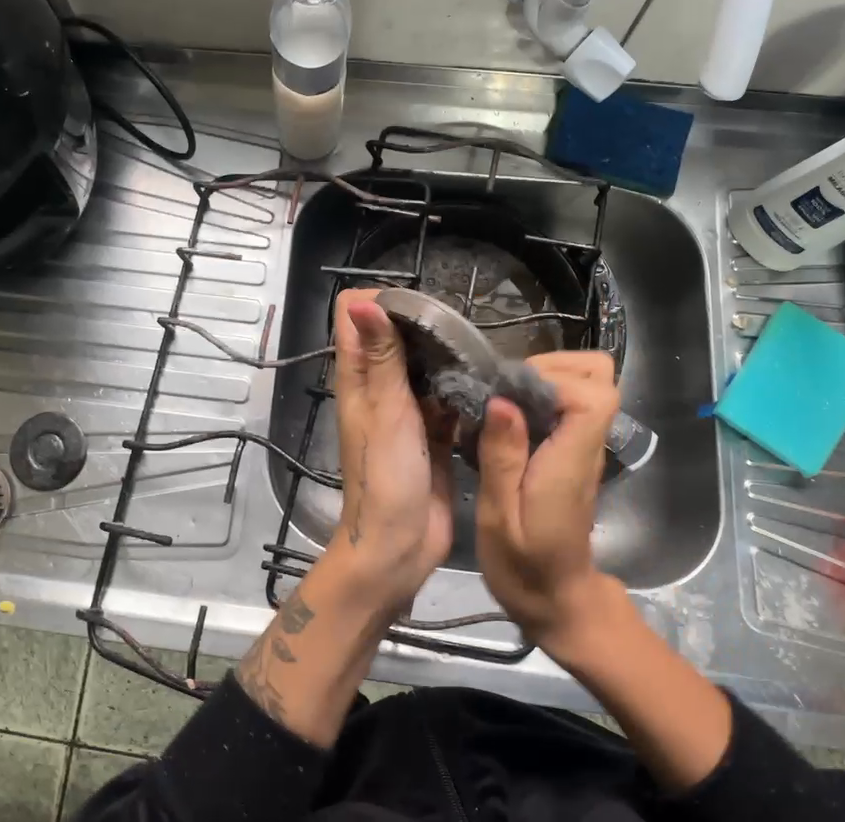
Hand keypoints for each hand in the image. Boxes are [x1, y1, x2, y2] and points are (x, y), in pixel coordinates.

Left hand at [330, 289, 456, 607]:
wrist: (400, 546)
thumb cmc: (386, 478)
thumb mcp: (385, 410)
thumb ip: (380, 357)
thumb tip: (363, 300)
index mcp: (357, 376)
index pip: (356, 313)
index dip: (383, 299)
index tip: (422, 306)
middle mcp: (379, 386)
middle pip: (396, 334)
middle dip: (425, 323)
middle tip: (463, 329)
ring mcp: (406, 409)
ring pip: (424, 363)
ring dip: (447, 354)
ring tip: (481, 351)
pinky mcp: (433, 431)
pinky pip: (447, 395)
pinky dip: (461, 386)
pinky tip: (488, 382)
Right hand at [474, 352, 636, 656]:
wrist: (557, 603)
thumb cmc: (523, 568)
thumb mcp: (499, 518)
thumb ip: (502, 458)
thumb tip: (502, 401)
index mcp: (572, 461)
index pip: (593, 396)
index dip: (552, 378)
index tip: (508, 390)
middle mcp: (587, 448)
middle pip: (601, 376)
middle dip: (552, 365)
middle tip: (506, 387)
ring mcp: (584, 449)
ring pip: (589, 385)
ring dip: (545, 377)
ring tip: (503, 399)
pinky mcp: (573, 454)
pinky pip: (570, 405)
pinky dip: (541, 397)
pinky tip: (506, 419)